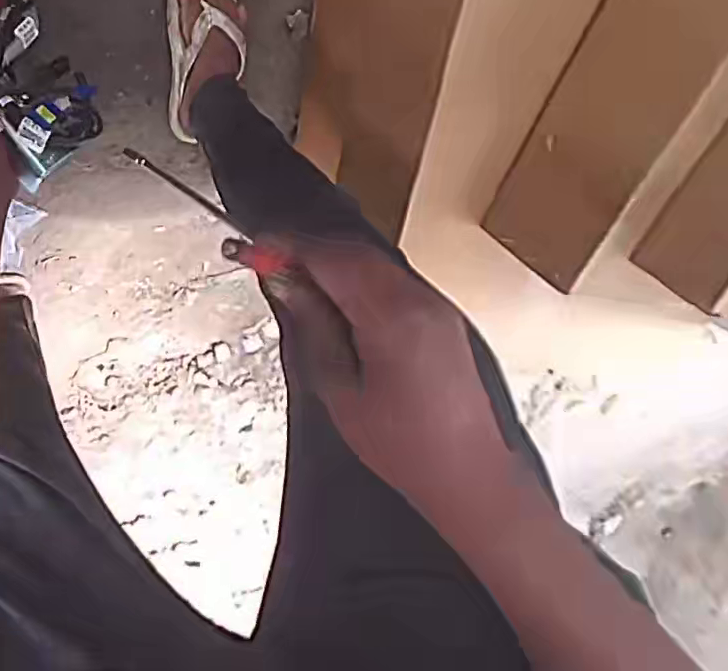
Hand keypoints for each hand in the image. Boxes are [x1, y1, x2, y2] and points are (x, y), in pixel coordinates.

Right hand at [228, 236, 512, 499]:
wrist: (475, 480)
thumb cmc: (406, 448)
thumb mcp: (339, 387)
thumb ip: (311, 324)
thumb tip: (282, 281)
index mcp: (393, 318)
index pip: (329, 258)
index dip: (285, 246)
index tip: (252, 247)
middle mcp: (420, 300)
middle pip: (351, 251)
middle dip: (305, 248)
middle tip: (266, 260)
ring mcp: (435, 305)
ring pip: (370, 260)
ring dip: (328, 259)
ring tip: (293, 277)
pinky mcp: (441, 315)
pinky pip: (388, 276)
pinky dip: (353, 273)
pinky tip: (332, 293)